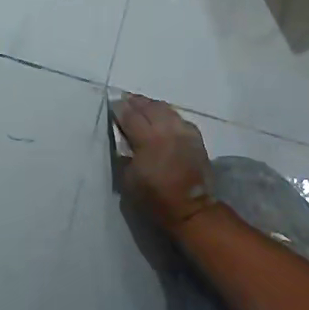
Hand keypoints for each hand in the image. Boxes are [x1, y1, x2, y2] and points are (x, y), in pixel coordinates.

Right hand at [114, 94, 219, 229]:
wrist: (191, 208)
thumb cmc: (155, 197)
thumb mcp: (128, 178)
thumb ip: (126, 153)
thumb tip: (124, 139)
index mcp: (148, 140)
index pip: (130, 115)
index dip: (119, 109)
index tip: (112, 105)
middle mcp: (167, 130)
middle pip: (149, 107)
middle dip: (135, 102)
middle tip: (125, 100)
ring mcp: (184, 132)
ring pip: (166, 109)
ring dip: (151, 105)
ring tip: (142, 105)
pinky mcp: (196, 137)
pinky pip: (179, 118)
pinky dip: (167, 115)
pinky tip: (162, 118)